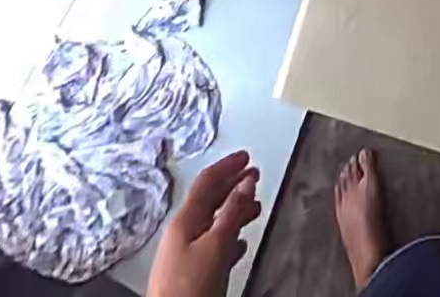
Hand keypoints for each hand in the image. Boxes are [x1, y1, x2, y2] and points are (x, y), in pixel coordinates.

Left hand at [148, 150, 261, 296]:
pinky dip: (229, 238)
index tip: (247, 156)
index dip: (227, 166)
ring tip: (256, 207)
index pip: (206, 182)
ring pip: (213, 223)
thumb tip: (247, 180)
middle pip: (210, 200)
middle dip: (233, 185)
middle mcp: (183, 233)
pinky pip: (213, 247)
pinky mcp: (190, 278)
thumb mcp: (215, 248)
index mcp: (185, 221)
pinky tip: (241, 245)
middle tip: (255, 175)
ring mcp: (184, 255)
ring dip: (235, 211)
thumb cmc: (191, 288)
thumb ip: (232, 213)